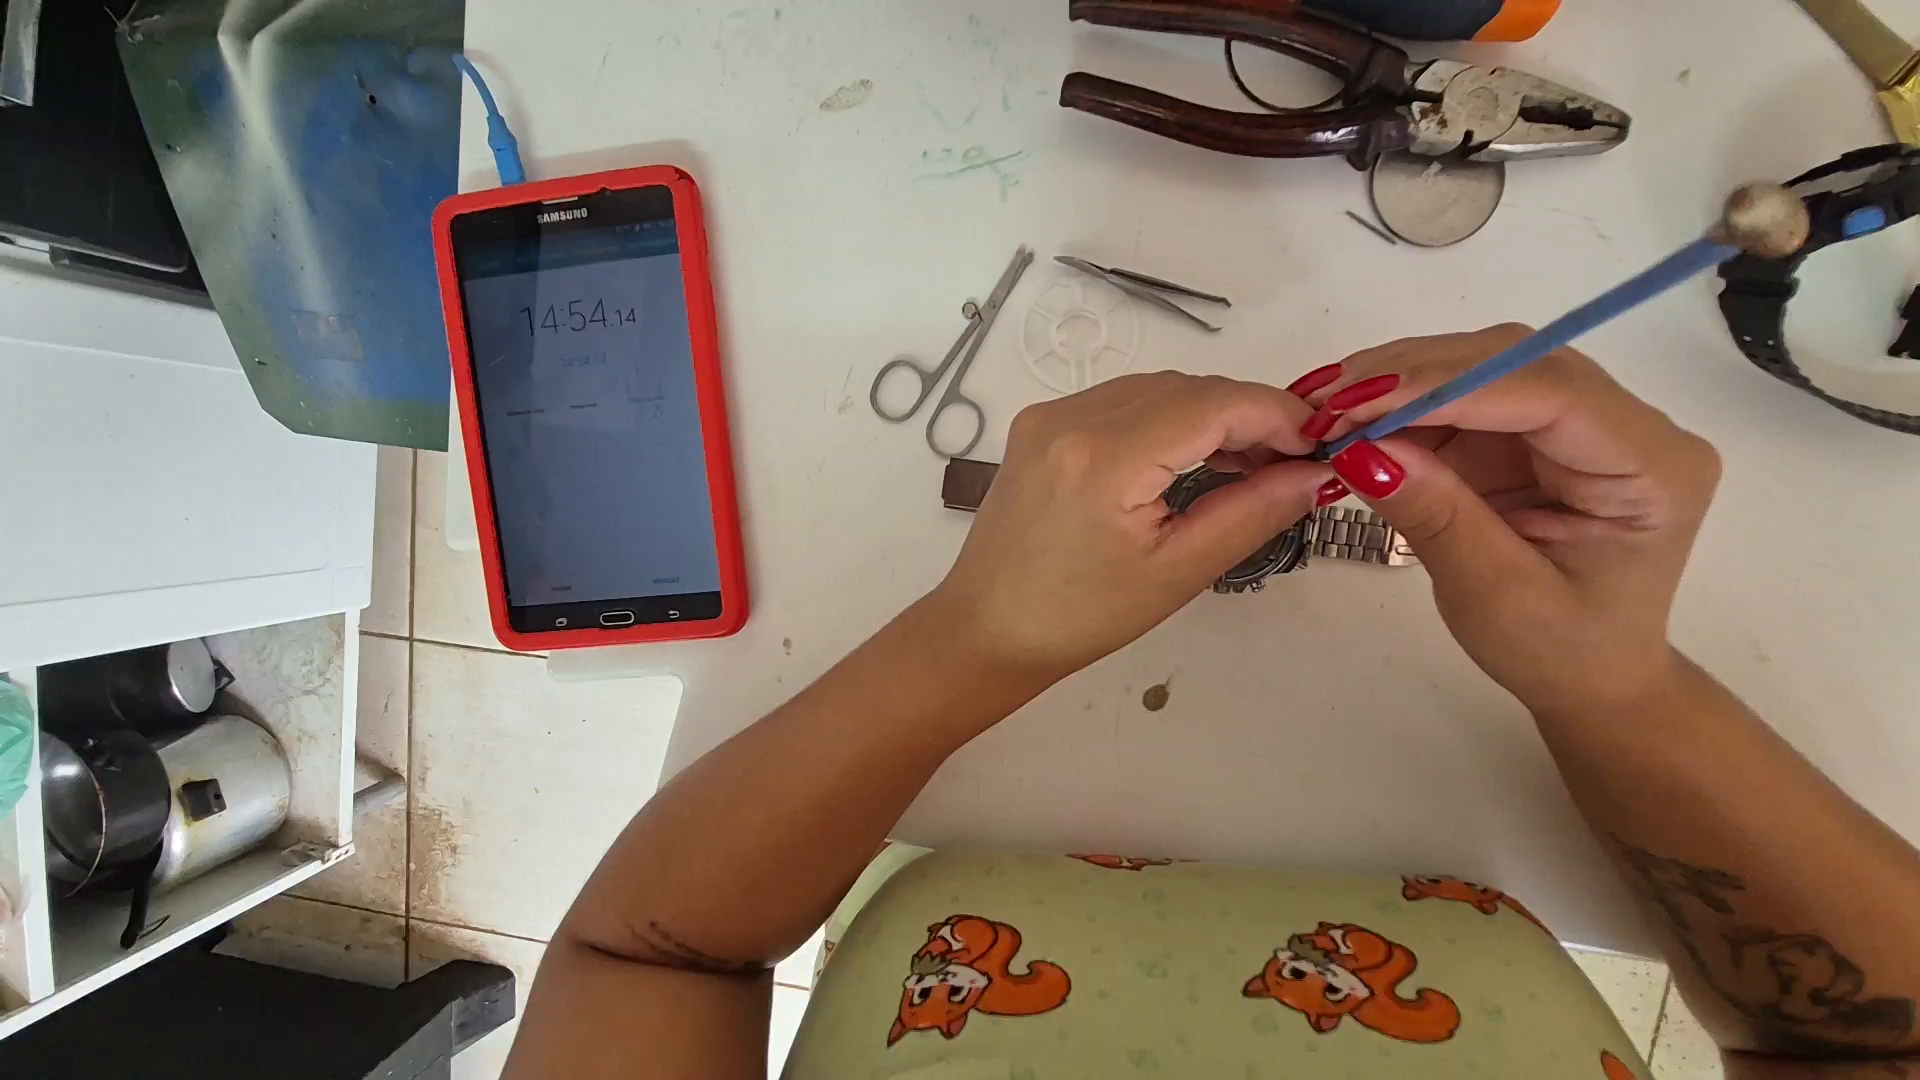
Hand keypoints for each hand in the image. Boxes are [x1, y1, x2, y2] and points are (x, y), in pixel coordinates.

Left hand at [927, 372, 1332, 687]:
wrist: (989, 628)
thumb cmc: (1080, 617)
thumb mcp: (1176, 572)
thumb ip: (1251, 513)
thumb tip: (1316, 473)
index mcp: (1104, 457)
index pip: (1213, 403)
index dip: (1277, 414)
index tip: (1320, 444)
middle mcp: (1070, 418)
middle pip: (1186, 388)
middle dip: (1247, 415)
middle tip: (1289, 463)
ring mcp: (1047, 416)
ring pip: (1154, 389)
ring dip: (1207, 415)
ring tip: (1247, 464)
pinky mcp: (1038, 426)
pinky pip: (1120, 401)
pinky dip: (1165, 419)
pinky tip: (1188, 455)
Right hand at [1306, 326, 1721, 716]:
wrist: (1582, 672)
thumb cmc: (1555, 647)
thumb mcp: (1493, 593)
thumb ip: (1434, 515)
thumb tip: (1357, 450)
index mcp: (1647, 468)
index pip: (1547, 393)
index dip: (1447, 386)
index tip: (1353, 403)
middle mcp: (1617, 426)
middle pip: (1510, 363)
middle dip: (1408, 376)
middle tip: (1318, 405)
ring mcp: (1566, 424)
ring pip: (1475, 368)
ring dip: (1392, 384)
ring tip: (1318, 411)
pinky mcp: (1520, 434)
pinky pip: (1453, 398)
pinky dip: (1393, 406)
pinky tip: (1346, 420)